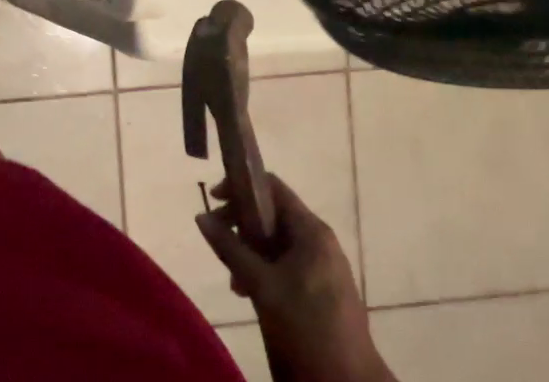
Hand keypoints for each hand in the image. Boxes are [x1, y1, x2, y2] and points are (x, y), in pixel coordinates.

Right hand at [197, 175, 395, 381]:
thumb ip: (229, 247)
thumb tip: (201, 217)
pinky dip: (262, 267)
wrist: (348, 381)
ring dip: (248, 249)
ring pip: (275, 240)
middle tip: (218, 242)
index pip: (272, 187)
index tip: (214, 200)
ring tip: (233, 278)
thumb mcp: (260, 284)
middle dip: (240, 223)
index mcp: (311, 232)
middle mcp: (319, 241)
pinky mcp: (320, 287)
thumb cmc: (305, 326)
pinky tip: (248, 291)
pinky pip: (284, 262)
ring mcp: (322, 265)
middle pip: (271, 213)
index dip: (241, 186)